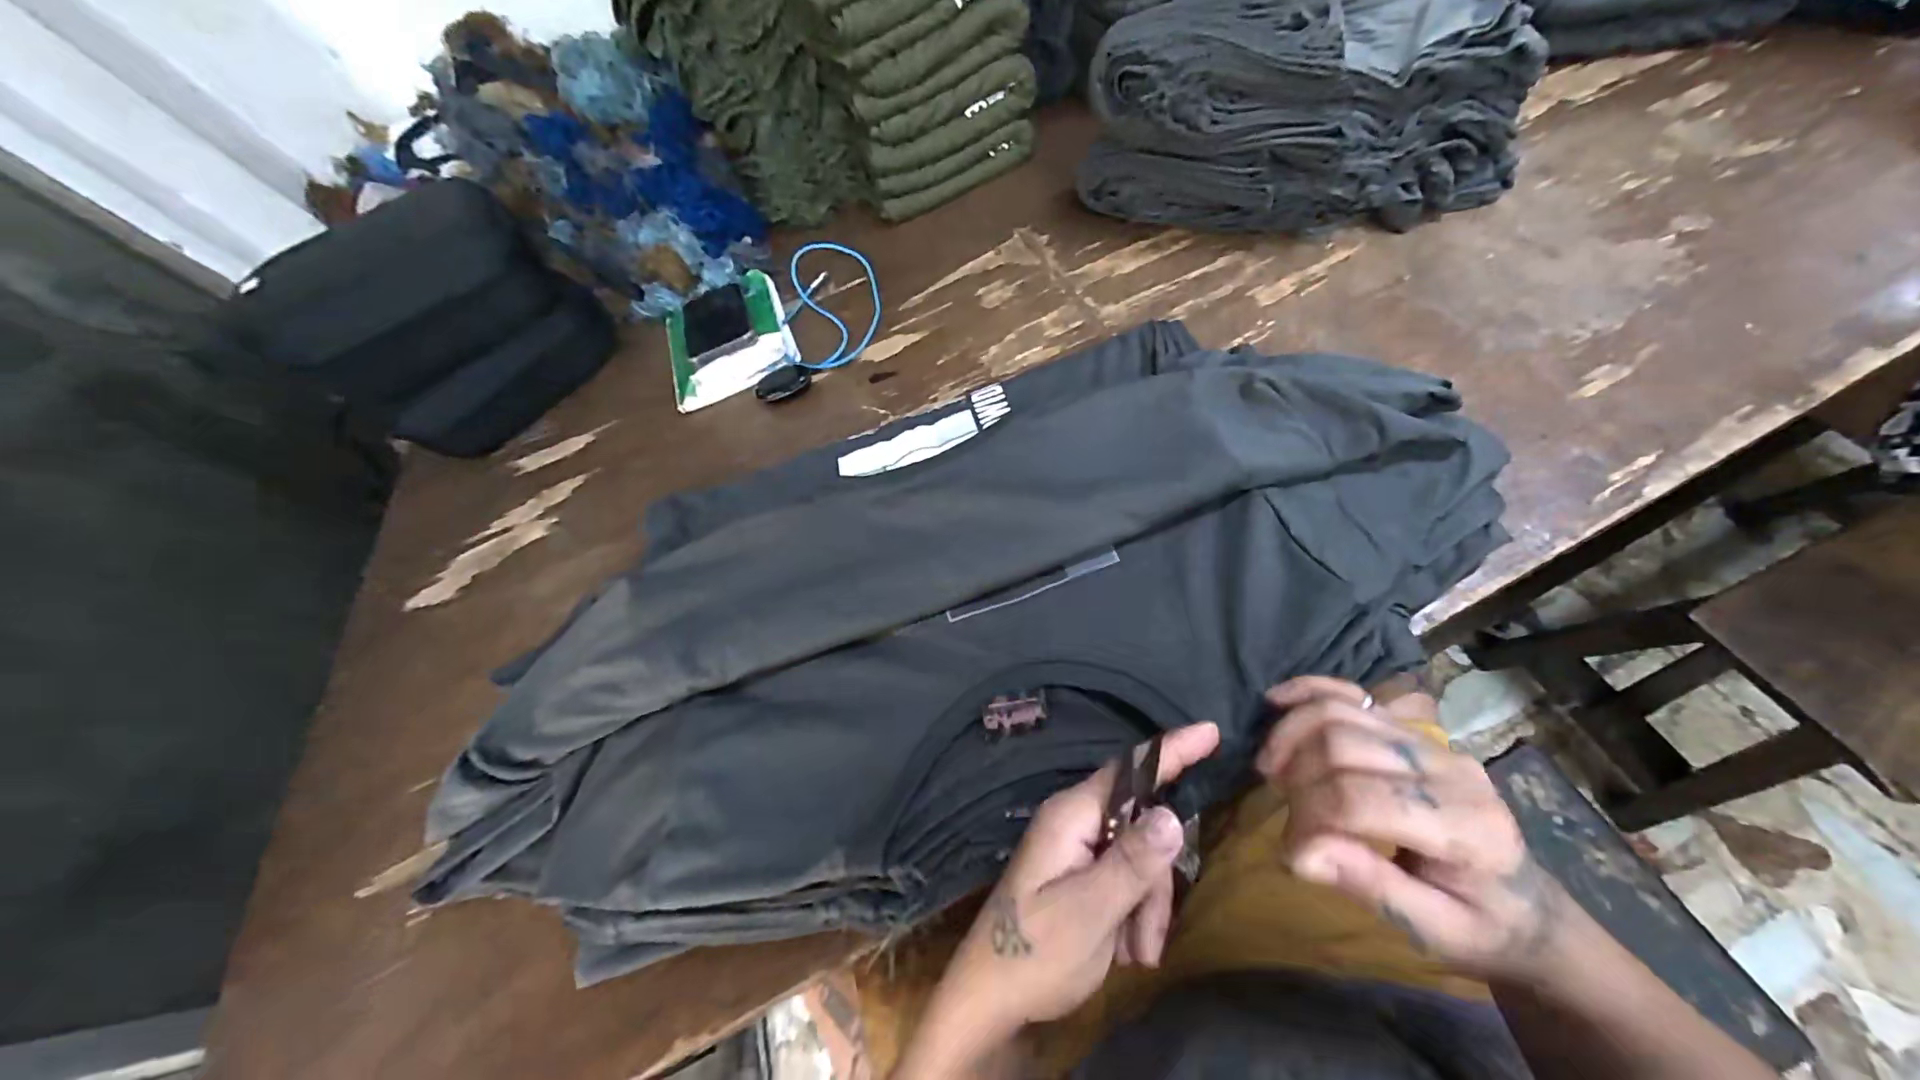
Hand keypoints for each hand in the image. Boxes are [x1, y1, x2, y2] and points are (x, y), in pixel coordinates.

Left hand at [899, 723, 1220, 1076]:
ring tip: (1134, 956)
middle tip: (1149, 938)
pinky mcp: (1080, 874)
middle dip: (1156, 880)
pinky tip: (1124, 951)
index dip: (1172, 750)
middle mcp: (1075, 822)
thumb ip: (1133, 862)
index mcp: (1071, 816)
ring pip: (1140, 859)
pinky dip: (1134, 915)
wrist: (990, 998)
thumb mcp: (1091, 911)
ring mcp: (1077, 849)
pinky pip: (1125, 879)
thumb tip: (1172, 813)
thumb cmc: (1035, 954)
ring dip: (1146, 908)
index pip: (1130, 770)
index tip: (1210, 731)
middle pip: (1142, 826)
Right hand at [1256, 676, 1568, 983]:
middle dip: (1296, 777)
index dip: (1309, 820)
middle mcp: (1450, 770)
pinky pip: (1352, 695)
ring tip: (1271, 770)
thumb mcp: (1434, 928)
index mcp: (1465, 828)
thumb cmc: (1479, 925)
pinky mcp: (1411, 729)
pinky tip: (1276, 701)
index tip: (1293, 855)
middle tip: (1282, 810)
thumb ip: (1370, 886)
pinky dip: (1308, 691)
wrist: (1526, 904)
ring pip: (1339, 712)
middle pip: (1342, 745)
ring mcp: (1431, 742)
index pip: (1359, 800)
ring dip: (1289, 735)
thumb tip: (1299, 854)